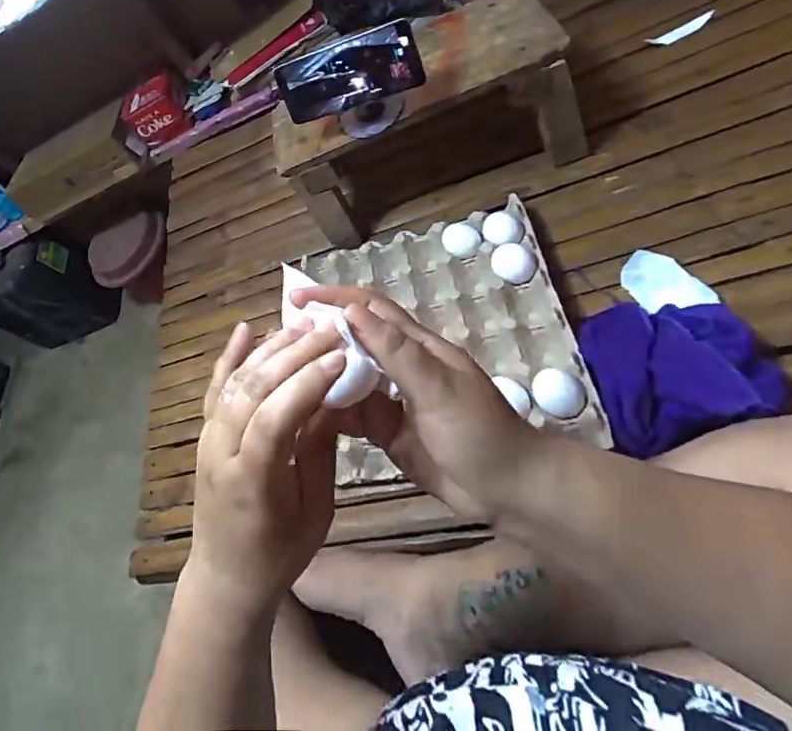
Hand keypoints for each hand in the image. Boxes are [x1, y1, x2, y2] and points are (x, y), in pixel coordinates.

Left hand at [187, 322, 348, 612]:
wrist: (225, 574)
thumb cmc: (279, 552)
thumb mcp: (315, 512)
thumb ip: (319, 452)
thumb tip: (333, 398)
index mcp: (251, 478)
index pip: (275, 417)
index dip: (307, 382)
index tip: (340, 356)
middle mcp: (221, 450)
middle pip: (253, 389)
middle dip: (294, 354)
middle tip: (328, 330)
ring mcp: (207, 438)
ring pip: (235, 381)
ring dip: (269, 349)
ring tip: (301, 324)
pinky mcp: (204, 432)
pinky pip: (216, 388)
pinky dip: (230, 356)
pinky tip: (246, 329)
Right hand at [291, 286, 536, 519]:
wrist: (511, 493)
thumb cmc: (480, 433)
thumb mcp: (438, 389)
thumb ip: (396, 352)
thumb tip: (351, 311)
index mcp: (417, 347)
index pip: (371, 310)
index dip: (335, 297)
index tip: (298, 297)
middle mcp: (401, 367)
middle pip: (354, 339)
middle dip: (320, 332)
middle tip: (280, 338)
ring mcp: (393, 400)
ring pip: (349, 376)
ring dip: (322, 370)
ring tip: (285, 373)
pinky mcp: (388, 430)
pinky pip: (352, 412)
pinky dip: (330, 408)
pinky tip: (305, 412)